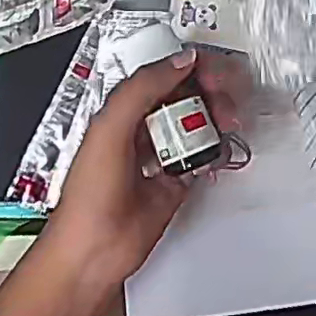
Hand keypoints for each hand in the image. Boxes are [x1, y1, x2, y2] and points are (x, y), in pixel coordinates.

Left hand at [42, 47, 248, 294]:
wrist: (93, 253)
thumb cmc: (89, 196)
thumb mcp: (111, 129)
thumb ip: (141, 89)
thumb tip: (177, 62)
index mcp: (122, 112)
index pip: (161, 76)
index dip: (188, 69)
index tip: (211, 71)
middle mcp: (140, 131)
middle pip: (183, 99)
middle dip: (208, 93)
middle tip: (224, 101)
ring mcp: (158, 157)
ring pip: (195, 126)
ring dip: (214, 121)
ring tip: (226, 125)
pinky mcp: (173, 184)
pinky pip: (200, 158)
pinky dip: (213, 152)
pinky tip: (217, 153)